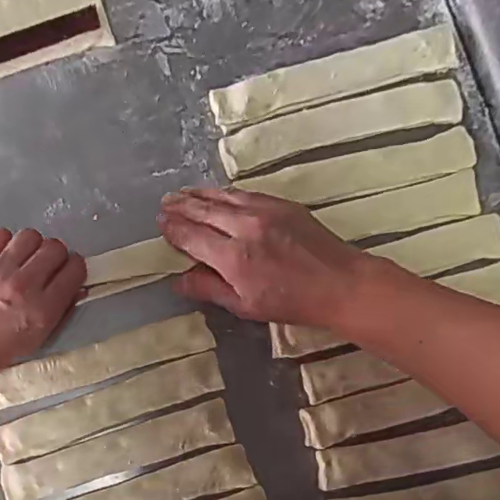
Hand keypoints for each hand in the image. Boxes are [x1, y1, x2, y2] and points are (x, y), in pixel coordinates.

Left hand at [0, 227, 85, 379]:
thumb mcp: (38, 338)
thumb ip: (60, 310)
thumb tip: (75, 285)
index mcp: (42, 310)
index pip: (74, 270)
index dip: (74, 269)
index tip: (69, 272)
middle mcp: (23, 285)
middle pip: (55, 248)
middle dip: (56, 256)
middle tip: (47, 267)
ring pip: (31, 236)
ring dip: (32, 247)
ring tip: (25, 260)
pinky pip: (1, 234)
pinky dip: (5, 243)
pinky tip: (3, 257)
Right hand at [159, 187, 387, 329]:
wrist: (339, 283)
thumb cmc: (289, 302)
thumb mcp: (243, 305)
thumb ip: (209, 289)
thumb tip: (178, 281)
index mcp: (233, 258)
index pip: (192, 237)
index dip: (173, 230)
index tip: (160, 224)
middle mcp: (246, 229)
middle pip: (204, 212)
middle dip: (181, 207)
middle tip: (163, 203)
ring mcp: (265, 212)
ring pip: (223, 198)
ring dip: (198, 195)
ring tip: (181, 193)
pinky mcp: (281, 205)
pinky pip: (244, 195)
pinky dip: (223, 193)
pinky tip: (214, 193)